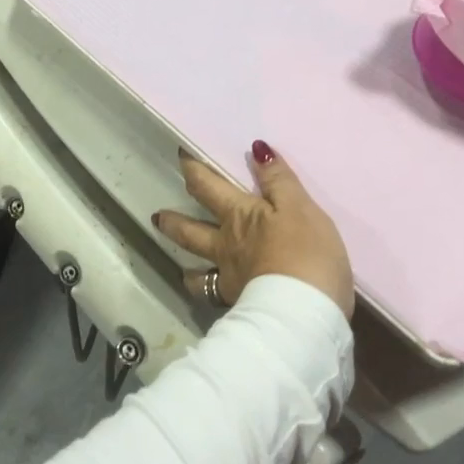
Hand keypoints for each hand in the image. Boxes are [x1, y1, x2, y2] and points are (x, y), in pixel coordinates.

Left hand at [153, 142, 353, 317]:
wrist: (303, 314)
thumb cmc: (306, 255)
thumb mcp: (300, 208)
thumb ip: (278, 180)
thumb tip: (256, 149)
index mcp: (239, 216)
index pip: (207, 186)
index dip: (193, 170)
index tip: (181, 157)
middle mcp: (226, 245)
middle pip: (190, 230)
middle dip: (173, 220)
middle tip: (157, 216)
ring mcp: (229, 278)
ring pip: (198, 272)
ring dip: (188, 268)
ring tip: (183, 270)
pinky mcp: (240, 306)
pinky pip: (217, 300)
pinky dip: (211, 298)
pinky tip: (214, 299)